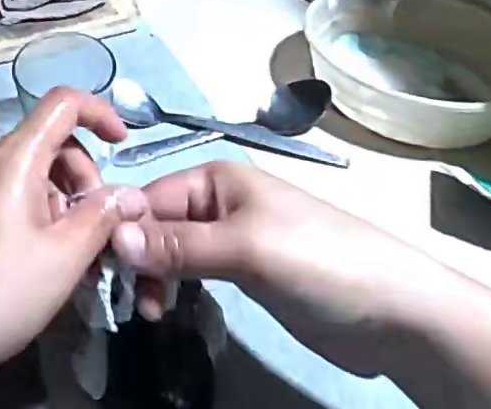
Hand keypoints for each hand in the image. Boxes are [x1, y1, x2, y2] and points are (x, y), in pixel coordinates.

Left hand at [0, 88, 147, 408]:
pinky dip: (38, 207)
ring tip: (70, 249)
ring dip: (62, 196)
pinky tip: (41, 254)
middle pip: (51, 140)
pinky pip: (11, 188)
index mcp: (14, 155)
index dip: (99, 112)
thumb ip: (103, 216)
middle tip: (97, 224)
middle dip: (83, 174)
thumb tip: (130, 196)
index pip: (63, 102)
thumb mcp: (64, 256)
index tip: (122, 142)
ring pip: (33, 168)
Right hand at [111, 162, 490, 408]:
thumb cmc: (319, 262)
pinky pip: (196, 271)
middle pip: (159, 222)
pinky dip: (177, 287)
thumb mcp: (246, 249)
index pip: (152, 196)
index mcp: (218, 178)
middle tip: (131, 303)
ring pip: (174, 249)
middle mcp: (220, 201)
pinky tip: (170, 310)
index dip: (123, 228)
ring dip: (155, 275)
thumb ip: (180, 244)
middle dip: (137, 255)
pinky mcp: (247, 272)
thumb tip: (114, 236)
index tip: (96, 270)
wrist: (393, 310)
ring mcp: (234, 237)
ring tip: (153, 312)